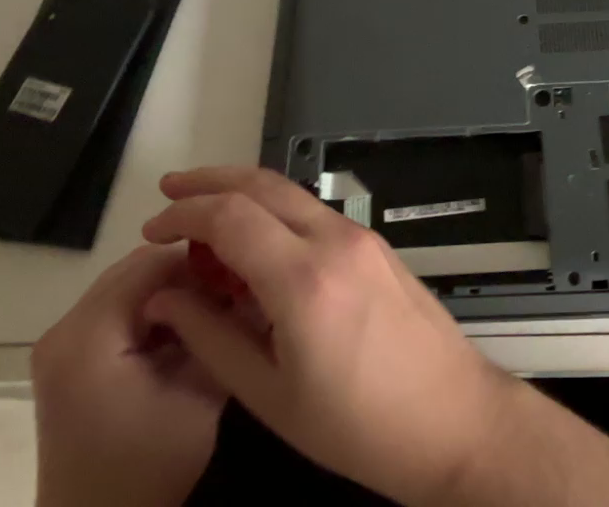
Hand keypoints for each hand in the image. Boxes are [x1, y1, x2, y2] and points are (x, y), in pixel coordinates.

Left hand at [31, 244, 226, 506]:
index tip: (244, 272)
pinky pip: (115, 312)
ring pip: (126, 287)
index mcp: (88, 335)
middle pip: (135, 270)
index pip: (152, 263)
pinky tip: (186, 331)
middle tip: (235, 289)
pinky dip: (152, 311)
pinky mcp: (67, 361)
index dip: (202, 260)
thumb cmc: (149, 467)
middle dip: (187, 273)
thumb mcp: (200, 394)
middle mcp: (63, 329)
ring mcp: (60, 344)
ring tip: (216, 308)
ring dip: (171, 291)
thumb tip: (253, 283)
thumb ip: (222, 331)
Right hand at [140, 167, 523, 503]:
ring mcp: (363, 240)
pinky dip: (276, 213)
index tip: (152, 229)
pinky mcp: (378, 248)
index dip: (183, 214)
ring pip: (292, 194)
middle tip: (169, 190)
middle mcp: (336, 242)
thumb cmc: (360, 427)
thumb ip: (212, 338)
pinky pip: (316, 215)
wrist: (456, 421)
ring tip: (202, 213)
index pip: (230, 216)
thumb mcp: (271, 397)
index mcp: (305, 280)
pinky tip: (255, 242)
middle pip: (263, 184)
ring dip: (243, 193)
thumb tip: (167, 299)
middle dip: (209, 181)